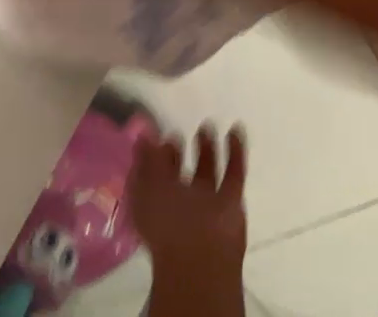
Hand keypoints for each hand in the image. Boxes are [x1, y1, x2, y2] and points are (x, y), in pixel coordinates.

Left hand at [127, 127, 249, 291]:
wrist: (205, 252)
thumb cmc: (169, 222)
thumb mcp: (150, 188)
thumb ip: (148, 161)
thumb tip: (142, 134)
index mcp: (153, 206)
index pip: (147, 180)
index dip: (148, 158)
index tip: (153, 134)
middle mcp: (177, 204)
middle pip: (176, 176)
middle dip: (177, 154)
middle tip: (177, 132)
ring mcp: (206, 202)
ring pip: (206, 172)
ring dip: (207, 149)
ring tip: (207, 125)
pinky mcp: (230, 200)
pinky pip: (233, 171)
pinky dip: (235, 151)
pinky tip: (234, 130)